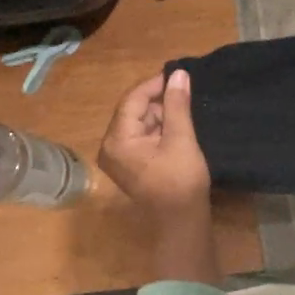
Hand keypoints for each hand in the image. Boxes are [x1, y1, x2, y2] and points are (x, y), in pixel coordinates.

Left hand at [99, 71, 210, 220]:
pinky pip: (140, 138)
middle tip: (184, 92)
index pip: (132, 100)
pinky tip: (177, 128)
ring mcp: (118, 158)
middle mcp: (110, 146)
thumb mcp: (181, 138)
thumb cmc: (181, 180)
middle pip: (133, 111)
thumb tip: (179, 73)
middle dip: (158, 101)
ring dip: (160, 116)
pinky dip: (157, 130)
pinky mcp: (129, 166)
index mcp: (117, 139)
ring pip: (138, 124)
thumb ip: (177, 104)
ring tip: (184, 110)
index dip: (155, 84)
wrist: (182, 220)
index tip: (178, 74)